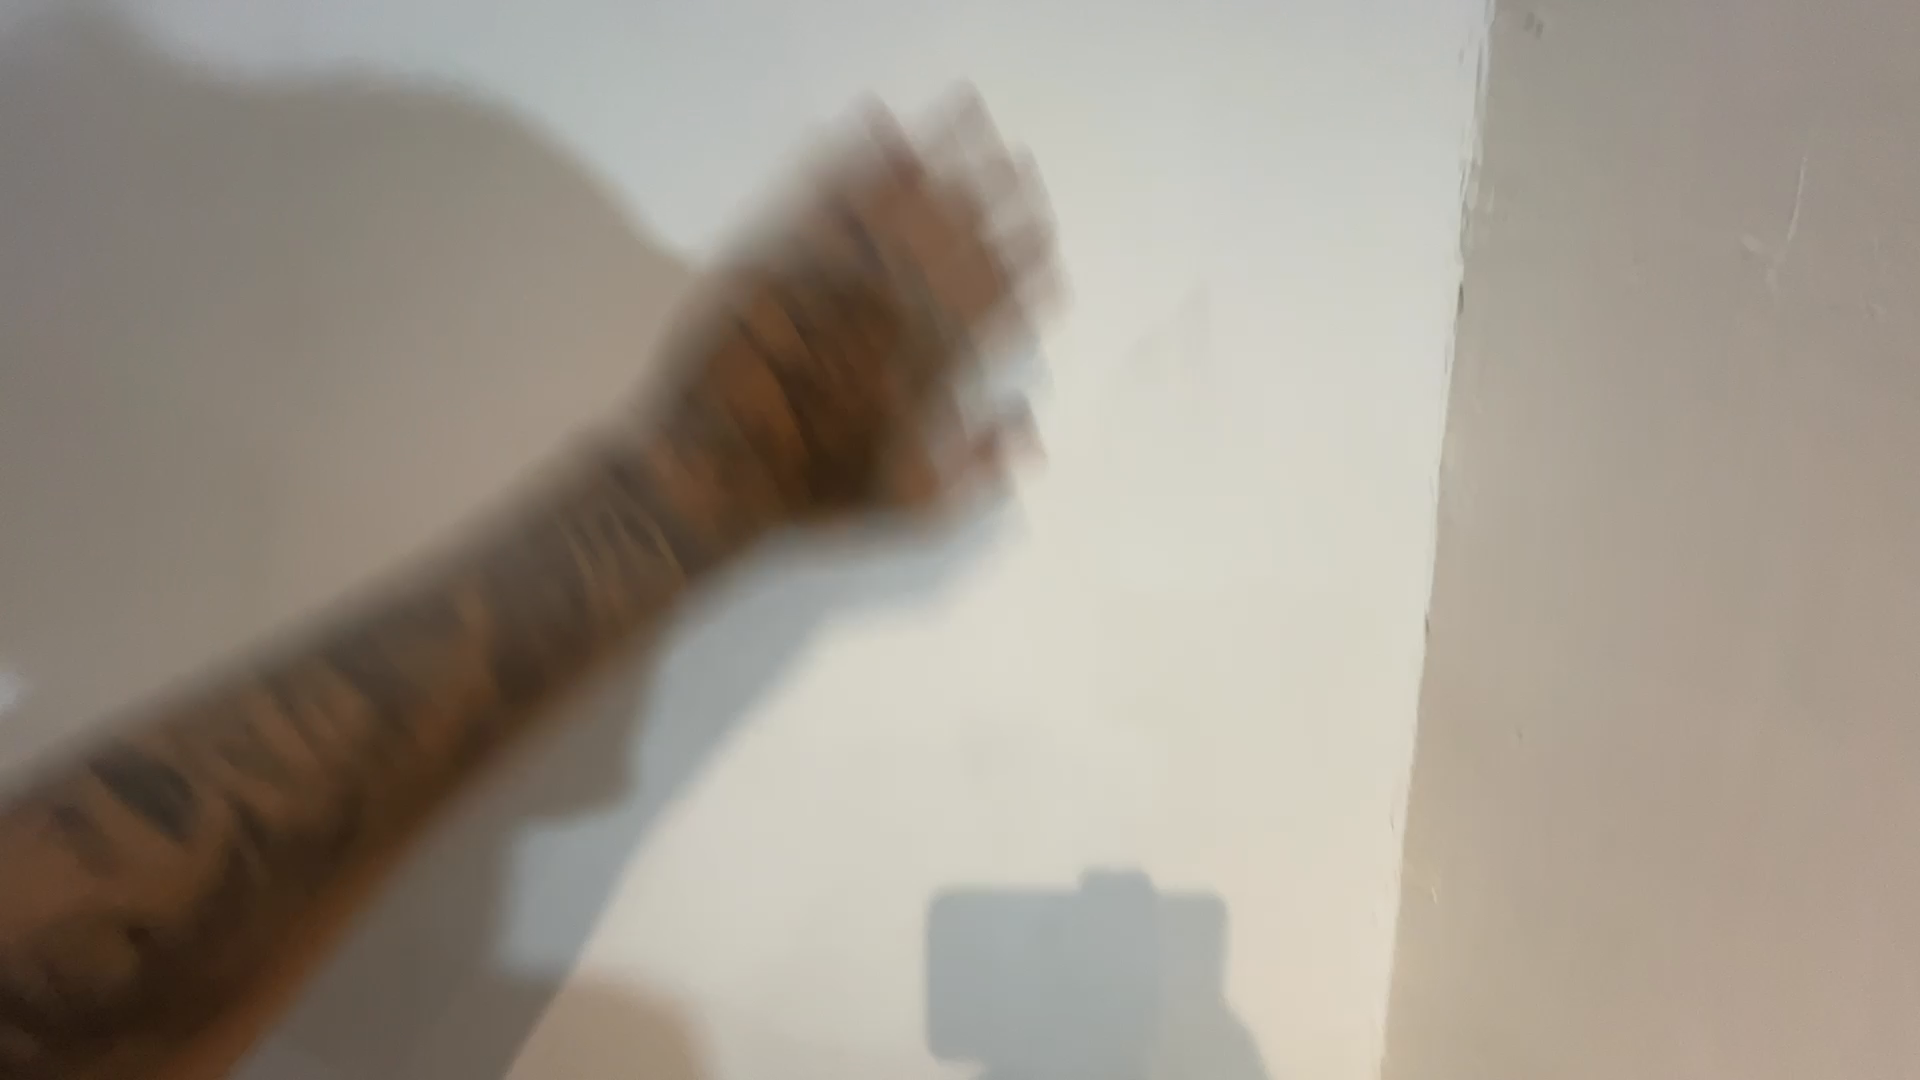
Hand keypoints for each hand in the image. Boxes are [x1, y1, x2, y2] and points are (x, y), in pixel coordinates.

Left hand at [640, 88, 1059, 545]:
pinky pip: (825, 197)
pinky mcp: (776, 261)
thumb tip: (1031, 422)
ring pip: (900, 206)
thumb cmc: (814, 496)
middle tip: (1023, 164)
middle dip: (998, 198)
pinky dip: (856, 157)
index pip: (991, 301)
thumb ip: (979, 466)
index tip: (1047, 235)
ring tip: (973, 117)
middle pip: (956, 240)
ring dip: (942, 157)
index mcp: (926, 369)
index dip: (1024, 263)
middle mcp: (887, 312)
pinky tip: (880, 125)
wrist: (710, 476)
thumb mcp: (911, 508)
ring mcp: (831, 280)